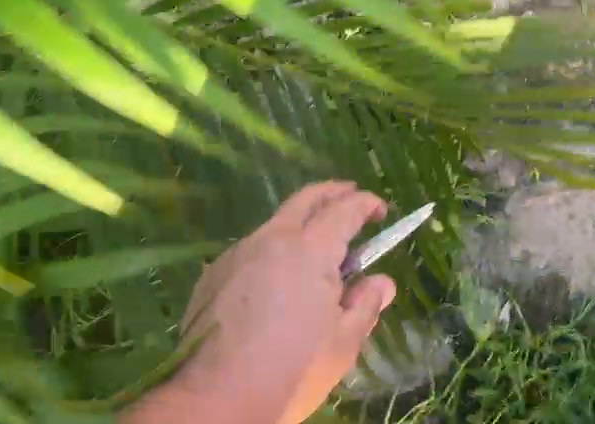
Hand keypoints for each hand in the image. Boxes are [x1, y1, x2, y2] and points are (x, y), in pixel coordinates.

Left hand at [121, 182, 396, 423]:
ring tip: (314, 253)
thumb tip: (381, 283)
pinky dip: (271, 253)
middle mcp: (273, 238)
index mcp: (311, 249)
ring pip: (275, 224)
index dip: (366, 203)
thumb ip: (365, 305)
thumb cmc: (290, 372)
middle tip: (350, 197)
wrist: (215, 402)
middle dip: (333, 193)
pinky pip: (251, 250)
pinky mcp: (214, 274)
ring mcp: (239, 253)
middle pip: (306, 199)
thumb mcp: (342, 345)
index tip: (381, 211)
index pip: (345, 208)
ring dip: (300, 226)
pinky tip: (275, 284)